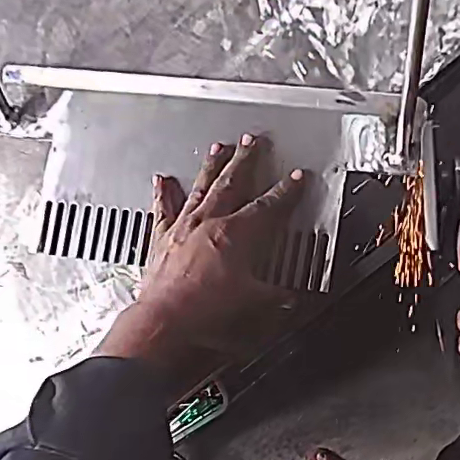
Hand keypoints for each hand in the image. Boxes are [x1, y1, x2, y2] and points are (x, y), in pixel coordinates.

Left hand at [96, 133, 306, 390]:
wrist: (166, 319)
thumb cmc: (205, 310)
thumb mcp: (252, 303)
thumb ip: (274, 298)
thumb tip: (289, 299)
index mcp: (237, 234)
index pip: (269, 206)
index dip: (286, 191)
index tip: (296, 178)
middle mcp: (210, 222)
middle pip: (233, 182)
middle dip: (247, 160)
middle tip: (254, 141)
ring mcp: (184, 227)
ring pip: (202, 187)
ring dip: (212, 166)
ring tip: (219, 148)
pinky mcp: (162, 238)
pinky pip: (164, 209)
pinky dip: (164, 193)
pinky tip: (163, 180)